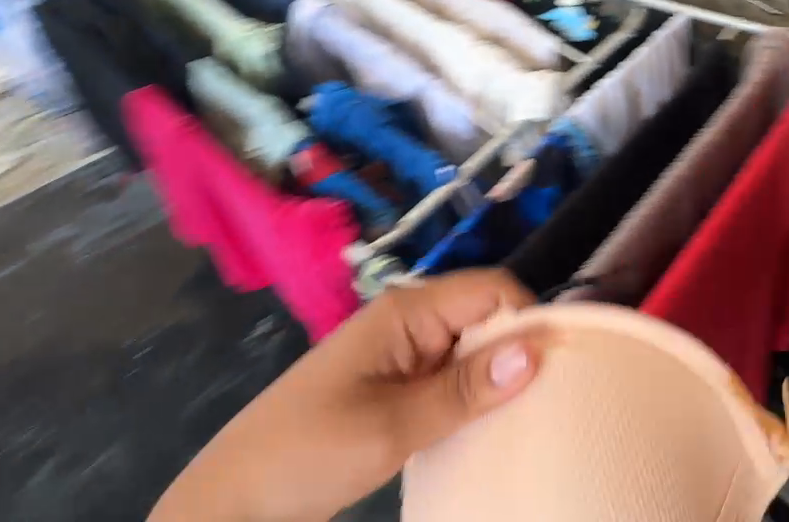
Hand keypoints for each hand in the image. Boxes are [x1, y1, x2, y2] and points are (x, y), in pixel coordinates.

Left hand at [150, 269, 538, 521]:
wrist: (226, 508)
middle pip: (483, 315)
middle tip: (553, 398)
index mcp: (406, 310)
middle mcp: (407, 321)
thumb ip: (466, 390)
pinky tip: (486, 430)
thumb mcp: (392, 426)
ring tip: (530, 417)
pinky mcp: (392, 387)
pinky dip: (470, 398)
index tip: (562, 364)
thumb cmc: (305, 455)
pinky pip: (447, 378)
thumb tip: (538, 349)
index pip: (490, 288)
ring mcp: (399, 354)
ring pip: (468, 349)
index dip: (529, 316)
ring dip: (495, 378)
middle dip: (517, 349)